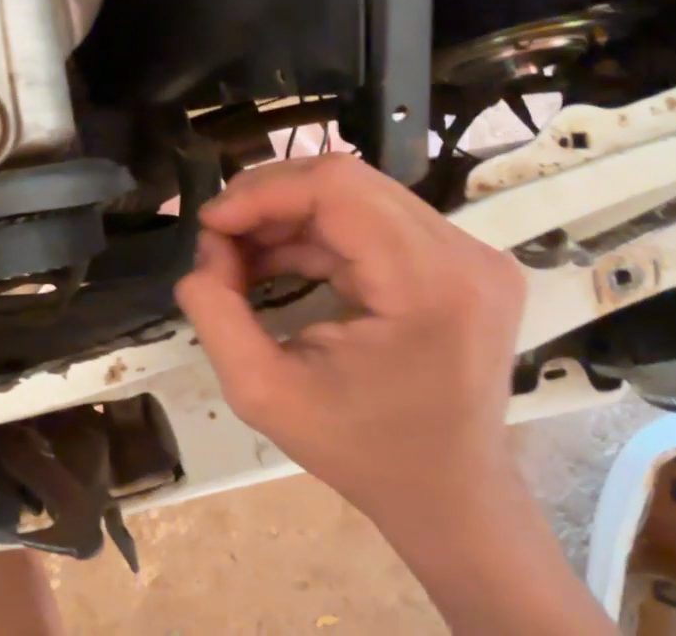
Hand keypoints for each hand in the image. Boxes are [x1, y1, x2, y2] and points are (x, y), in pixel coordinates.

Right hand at [174, 154, 524, 522]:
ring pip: (352, 194)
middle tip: (216, 239)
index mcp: (429, 286)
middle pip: (344, 180)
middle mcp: (464, 255)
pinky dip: (310, 231)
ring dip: (282, 215)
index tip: (208, 225)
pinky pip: (368, 219)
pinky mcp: (458, 262)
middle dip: (264, 200)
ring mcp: (469, 255)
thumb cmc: (359, 451)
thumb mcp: (260, 391)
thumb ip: (214, 312)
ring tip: (237, 257)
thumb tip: (206, 252)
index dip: (260, 193)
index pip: (336, 188)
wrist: (448, 496)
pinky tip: (273, 262)